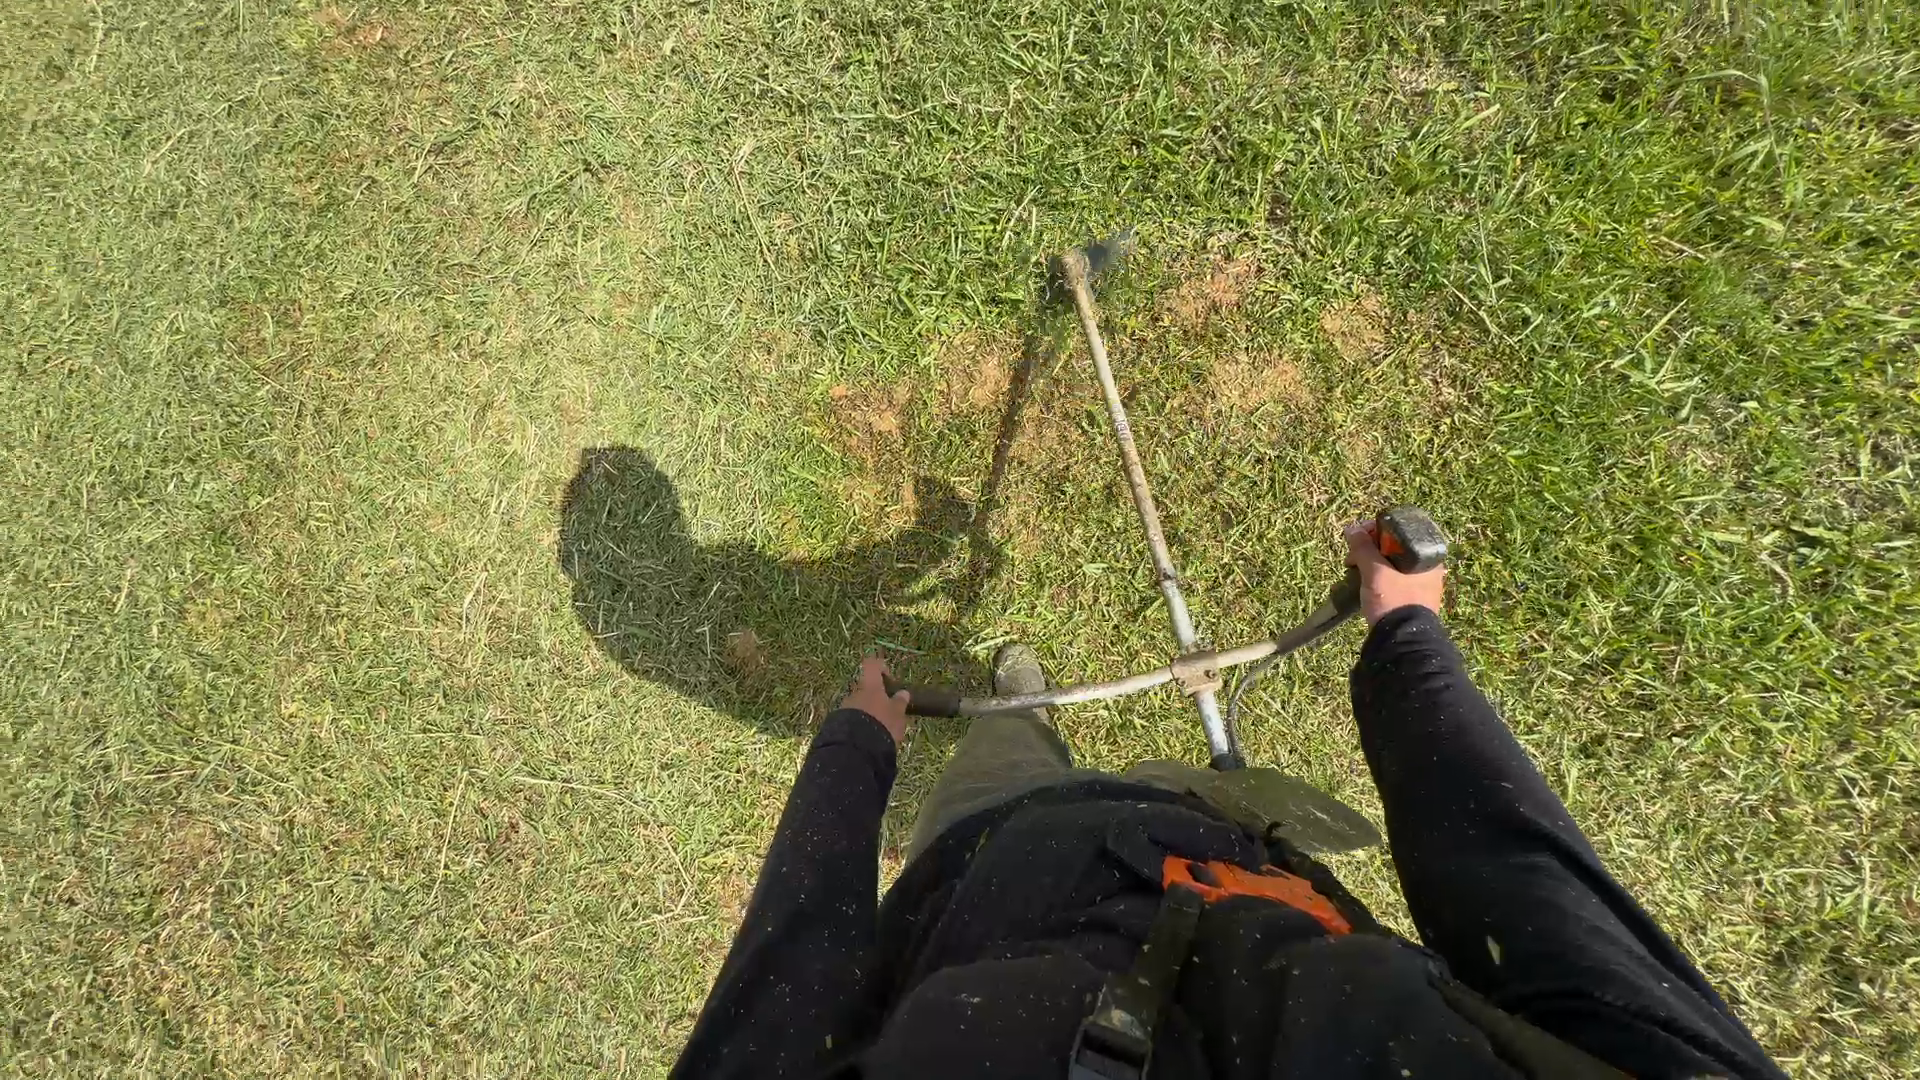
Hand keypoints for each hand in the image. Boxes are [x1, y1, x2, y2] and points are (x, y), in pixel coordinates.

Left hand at [840, 655, 911, 743]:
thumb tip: (903, 693)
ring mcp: (844, 707)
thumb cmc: (882, 726)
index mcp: (870, 686)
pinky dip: (858, 724)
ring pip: (858, 704)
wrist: (856, 750)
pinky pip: (850, 719)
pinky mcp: (837, 723)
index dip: (880, 667)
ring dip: (867, 713)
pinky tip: (866, 738)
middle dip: (876, 699)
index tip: (889, 679)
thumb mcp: (897, 714)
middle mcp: (855, 693)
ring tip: (878, 731)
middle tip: (887, 714)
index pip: (872, 664)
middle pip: (865, 688)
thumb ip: (899, 702)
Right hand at [1345, 520, 1444, 624]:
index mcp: (1427, 556)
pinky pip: (1390, 578)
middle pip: (1392, 547)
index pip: (1399, 532)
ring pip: (1389, 563)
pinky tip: (1362, 584)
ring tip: (1352, 573)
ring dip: (1368, 564)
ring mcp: (1419, 583)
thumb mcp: (1375, 571)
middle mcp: (1427, 567)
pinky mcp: (1409, 597)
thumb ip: (1363, 548)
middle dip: (1367, 550)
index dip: (1374, 531)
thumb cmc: (1393, 600)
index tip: (1356, 539)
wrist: (1402, 639)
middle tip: (1351, 559)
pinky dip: (1374, 578)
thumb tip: (1352, 529)